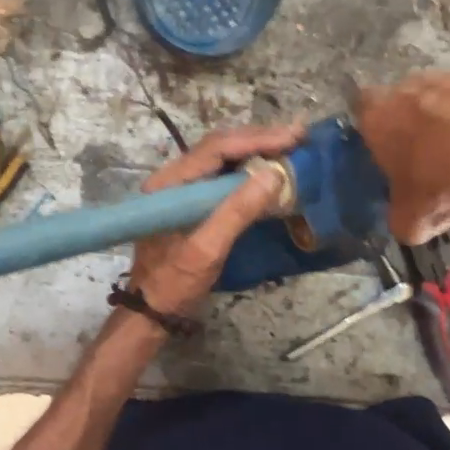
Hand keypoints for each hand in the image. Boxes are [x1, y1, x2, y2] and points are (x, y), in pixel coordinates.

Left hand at [128, 125, 304, 318]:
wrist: (151, 312)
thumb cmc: (175, 284)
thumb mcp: (207, 250)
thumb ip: (237, 212)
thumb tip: (273, 174)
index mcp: (168, 184)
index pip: (216, 148)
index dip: (257, 139)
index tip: (294, 137)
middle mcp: (170, 180)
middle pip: (218, 147)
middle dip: (259, 140)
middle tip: (299, 136)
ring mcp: (179, 192)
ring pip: (221, 160)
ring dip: (254, 152)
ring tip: (289, 147)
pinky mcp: (189, 205)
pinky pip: (220, 178)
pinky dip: (246, 172)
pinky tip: (268, 172)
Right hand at [355, 73, 449, 242]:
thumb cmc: (441, 185)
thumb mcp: (411, 220)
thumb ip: (400, 213)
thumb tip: (408, 219)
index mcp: (378, 116)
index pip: (363, 110)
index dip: (374, 129)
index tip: (385, 149)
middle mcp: (409, 87)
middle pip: (403, 100)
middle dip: (411, 121)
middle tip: (424, 154)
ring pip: (443, 96)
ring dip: (449, 118)